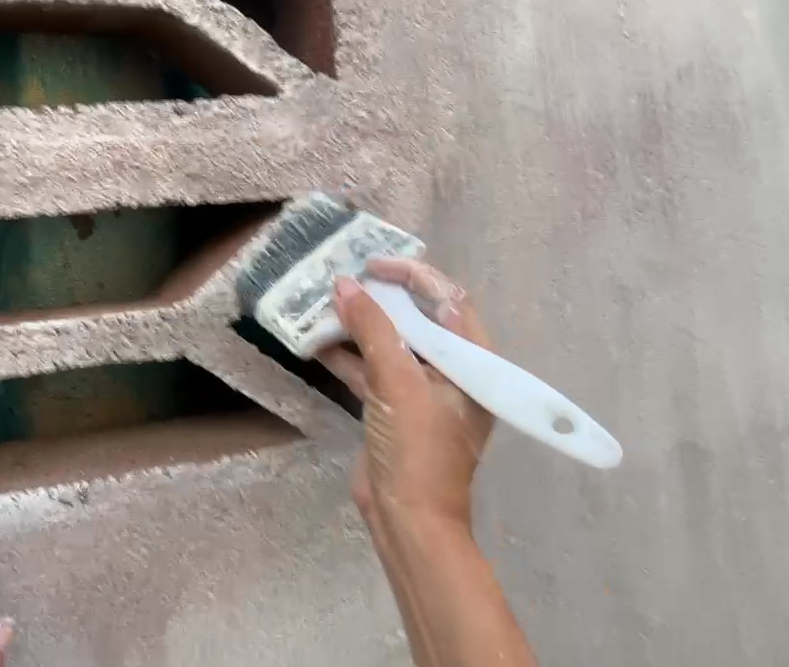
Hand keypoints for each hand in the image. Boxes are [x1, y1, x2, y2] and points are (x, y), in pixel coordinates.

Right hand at [317, 257, 495, 534]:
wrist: (408, 522)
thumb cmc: (418, 450)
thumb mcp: (397, 384)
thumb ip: (372, 330)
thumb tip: (343, 285)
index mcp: (472, 364)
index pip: (448, 300)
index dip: (412, 275)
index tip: (372, 265)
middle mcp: (451, 372)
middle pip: (416, 318)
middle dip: (379, 297)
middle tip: (343, 279)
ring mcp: (421, 391)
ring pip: (389, 342)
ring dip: (358, 324)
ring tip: (323, 303)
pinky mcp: (394, 408)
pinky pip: (371, 369)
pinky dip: (347, 354)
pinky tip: (316, 340)